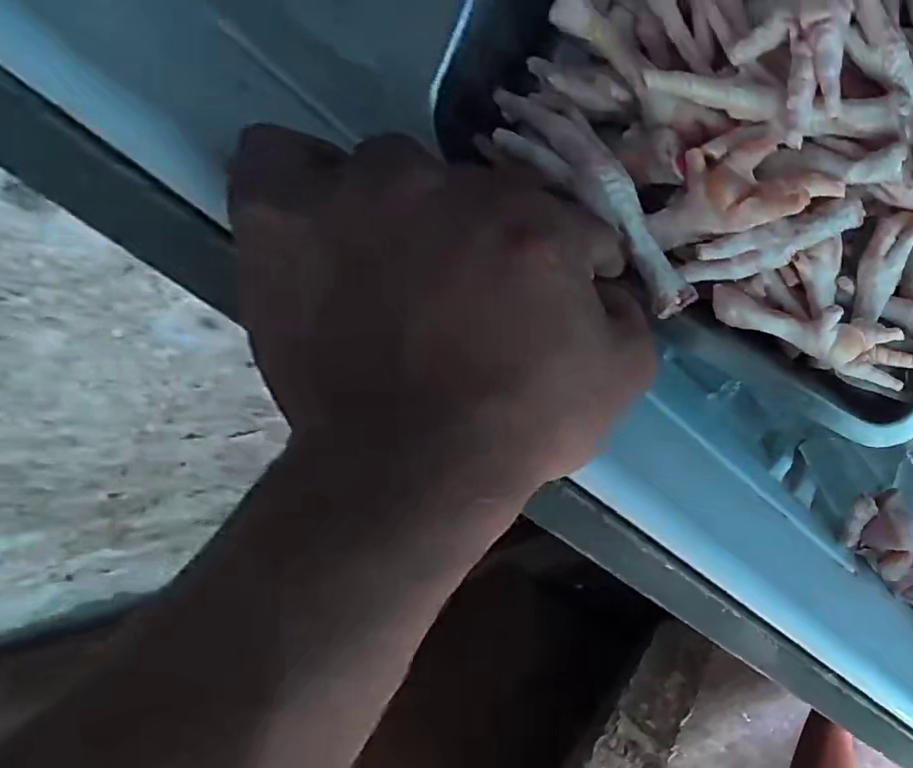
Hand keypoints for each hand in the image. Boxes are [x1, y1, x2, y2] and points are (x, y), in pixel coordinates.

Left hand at [228, 125, 654, 494]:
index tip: (577, 305)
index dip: (588, 269)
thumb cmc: (532, 422)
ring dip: (426, 208)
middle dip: (515, 239)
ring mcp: (360, 193)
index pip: (583, 225)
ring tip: (421, 266)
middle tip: (503, 297)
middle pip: (500, 192)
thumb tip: (610, 285)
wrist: (417, 465)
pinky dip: (319, 183)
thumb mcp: (625, 377)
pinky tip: (342, 227)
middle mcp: (455, 190)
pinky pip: (289, 156)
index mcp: (542, 231)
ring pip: (406, 167)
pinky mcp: (281, 212)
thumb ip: (631, 313)